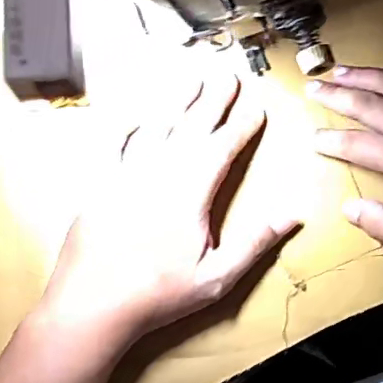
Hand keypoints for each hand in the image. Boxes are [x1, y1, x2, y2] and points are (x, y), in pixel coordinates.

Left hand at [30, 74, 299, 363]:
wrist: (90, 307)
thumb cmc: (156, 295)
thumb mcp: (217, 277)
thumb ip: (255, 243)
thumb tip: (292, 216)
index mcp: (190, 193)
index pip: (223, 147)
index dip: (242, 125)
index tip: (256, 107)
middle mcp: (159, 174)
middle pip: (192, 127)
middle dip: (214, 100)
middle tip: (228, 76)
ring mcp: (127, 175)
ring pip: (156, 127)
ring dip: (176, 102)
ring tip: (190, 81)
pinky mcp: (101, 184)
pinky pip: (116, 144)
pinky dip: (130, 125)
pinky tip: (137, 116)